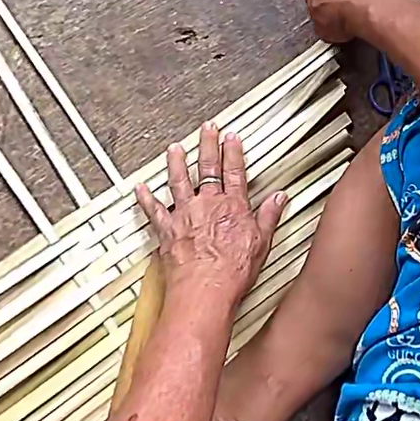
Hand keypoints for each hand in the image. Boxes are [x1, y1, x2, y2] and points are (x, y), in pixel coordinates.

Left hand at [135, 124, 286, 315]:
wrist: (205, 291)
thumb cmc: (233, 271)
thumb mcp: (262, 242)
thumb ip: (269, 216)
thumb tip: (278, 198)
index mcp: (233, 206)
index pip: (234, 171)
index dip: (233, 152)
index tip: (231, 138)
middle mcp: (208, 205)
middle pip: (207, 168)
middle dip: (207, 146)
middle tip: (207, 129)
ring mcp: (185, 216)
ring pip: (179, 182)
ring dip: (176, 163)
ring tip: (175, 148)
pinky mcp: (167, 231)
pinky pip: (154, 210)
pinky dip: (146, 198)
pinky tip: (141, 187)